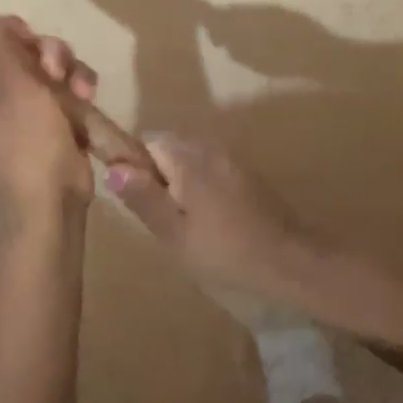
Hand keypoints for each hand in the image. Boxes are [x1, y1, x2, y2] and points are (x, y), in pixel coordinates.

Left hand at [0, 5, 98, 220]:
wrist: (51, 202)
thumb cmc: (29, 143)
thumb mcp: (12, 87)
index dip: (24, 35)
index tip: (38, 51)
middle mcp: (4, 92)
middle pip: (32, 50)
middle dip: (53, 55)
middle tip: (59, 74)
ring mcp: (33, 110)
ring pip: (56, 69)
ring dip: (72, 72)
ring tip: (82, 91)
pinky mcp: (58, 124)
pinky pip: (70, 93)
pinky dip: (81, 92)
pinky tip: (90, 99)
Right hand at [107, 136, 329, 305]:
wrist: (288, 260)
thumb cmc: (224, 251)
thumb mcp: (174, 233)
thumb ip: (143, 197)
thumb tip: (113, 167)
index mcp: (187, 158)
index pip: (145, 141)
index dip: (134, 165)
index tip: (136, 199)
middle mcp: (209, 147)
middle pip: (168, 147)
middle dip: (157, 174)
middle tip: (160, 217)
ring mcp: (231, 159)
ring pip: (190, 159)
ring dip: (180, 182)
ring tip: (183, 222)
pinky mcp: (246, 174)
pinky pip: (210, 169)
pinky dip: (201, 187)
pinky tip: (208, 220)